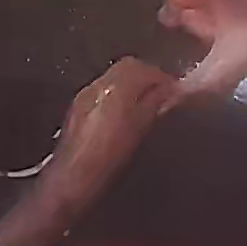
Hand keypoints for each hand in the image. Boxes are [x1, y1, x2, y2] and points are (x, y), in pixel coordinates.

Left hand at [0, 58, 175, 245]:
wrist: (71, 179)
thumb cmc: (110, 157)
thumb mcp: (140, 130)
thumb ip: (156, 104)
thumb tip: (173, 89)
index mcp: (116, 87)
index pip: (143, 68)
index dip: (162, 77)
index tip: (175, 91)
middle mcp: (99, 84)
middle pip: (128, 67)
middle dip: (147, 76)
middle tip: (162, 94)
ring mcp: (85, 94)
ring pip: (114, 76)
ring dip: (132, 84)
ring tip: (146, 104)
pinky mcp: (78, 106)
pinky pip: (103, 89)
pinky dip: (118, 93)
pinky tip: (124, 112)